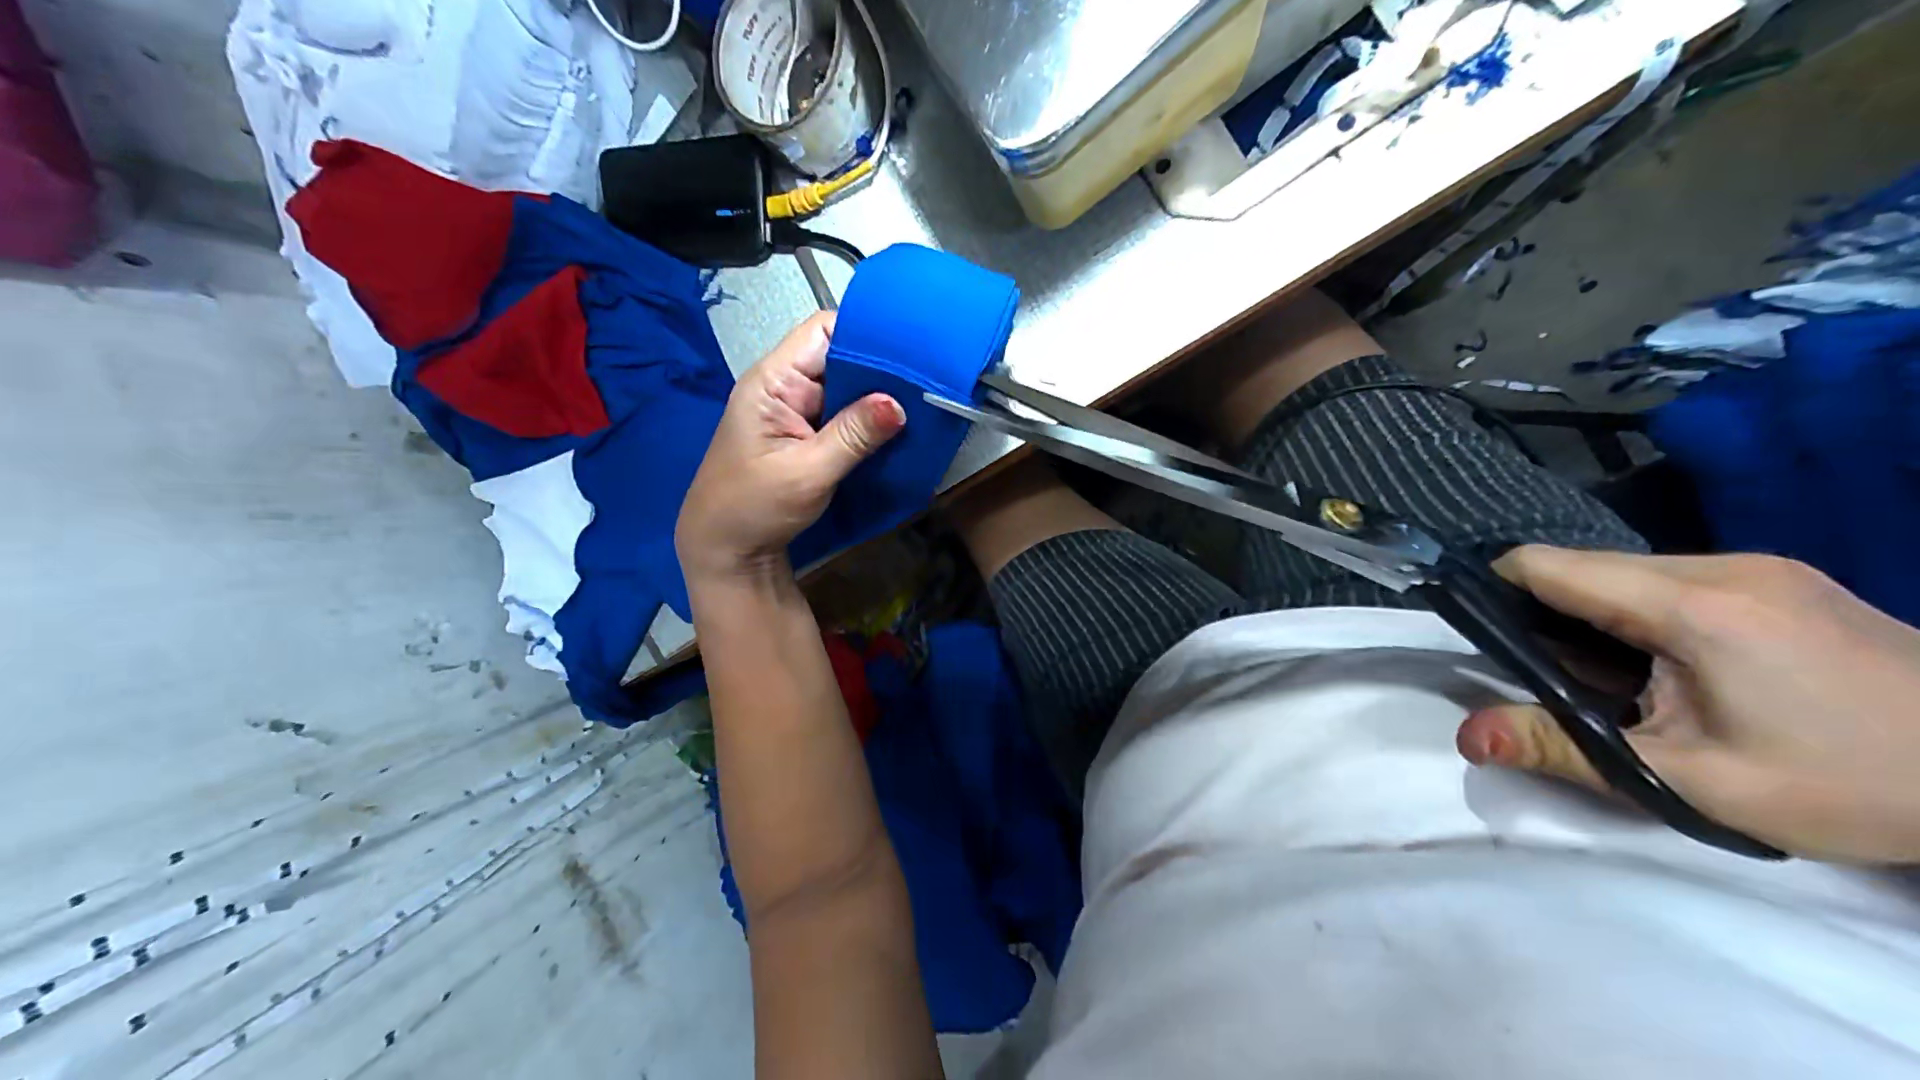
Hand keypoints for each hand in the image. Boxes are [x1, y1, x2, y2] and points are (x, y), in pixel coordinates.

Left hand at [676, 312, 905, 582]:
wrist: (727, 551)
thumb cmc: (753, 509)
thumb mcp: (807, 473)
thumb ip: (853, 436)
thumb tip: (898, 403)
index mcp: (773, 382)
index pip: (823, 331)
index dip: (864, 332)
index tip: (908, 349)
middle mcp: (785, 386)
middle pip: (839, 356)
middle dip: (880, 366)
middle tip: (926, 379)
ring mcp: (797, 410)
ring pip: (846, 386)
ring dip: (878, 395)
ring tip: (922, 400)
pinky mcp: (807, 433)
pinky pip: (845, 413)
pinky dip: (870, 419)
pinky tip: (898, 426)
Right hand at [1457, 547, 1919, 863]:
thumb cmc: (1852, 784)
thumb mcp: (1692, 781)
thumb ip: (1565, 747)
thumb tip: (1467, 736)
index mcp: (1694, 605)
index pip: (1548, 564)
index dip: (1497, 589)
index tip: (1483, 634)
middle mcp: (1721, 566)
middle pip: (1584, 565)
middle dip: (1546, 610)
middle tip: (1557, 677)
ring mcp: (1760, 566)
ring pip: (1625, 571)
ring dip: (1594, 612)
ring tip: (1617, 678)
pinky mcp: (1781, 578)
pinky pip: (1670, 578)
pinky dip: (1639, 611)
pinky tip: (1669, 662)